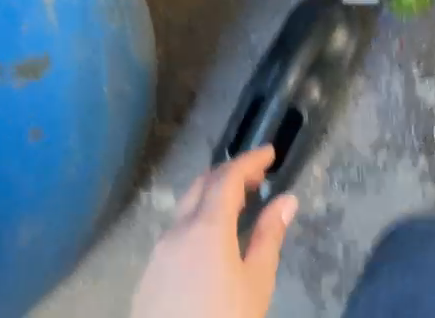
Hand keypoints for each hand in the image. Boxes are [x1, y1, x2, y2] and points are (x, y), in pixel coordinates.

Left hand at [131, 147, 296, 317]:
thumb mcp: (257, 282)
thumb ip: (270, 236)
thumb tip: (286, 201)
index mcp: (207, 228)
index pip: (228, 177)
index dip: (250, 160)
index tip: (270, 153)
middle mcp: (177, 232)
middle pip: (201, 185)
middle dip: (230, 173)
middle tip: (257, 177)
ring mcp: (157, 256)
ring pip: (184, 209)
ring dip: (211, 197)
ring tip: (238, 207)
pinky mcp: (147, 278)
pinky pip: (174, 234)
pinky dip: (195, 222)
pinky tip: (210, 243)